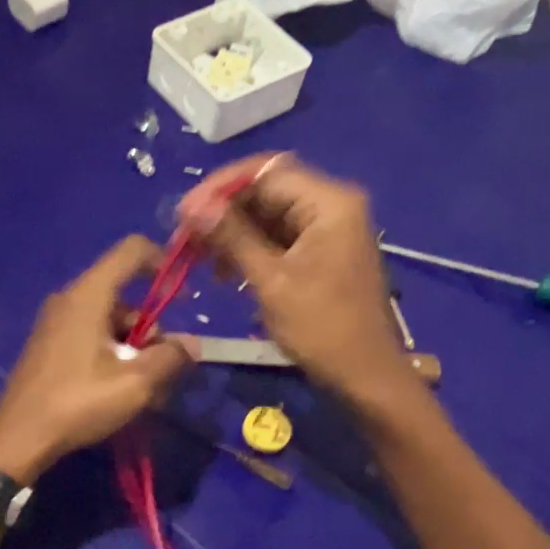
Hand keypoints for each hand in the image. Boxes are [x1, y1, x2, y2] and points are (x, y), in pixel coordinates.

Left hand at [0, 236, 194, 481]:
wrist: (19, 437)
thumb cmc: (78, 402)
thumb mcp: (135, 383)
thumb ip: (170, 358)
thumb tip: (192, 345)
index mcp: (88, 295)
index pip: (131, 251)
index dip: (162, 261)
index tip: (183, 294)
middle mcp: (69, 299)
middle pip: (124, 296)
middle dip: (149, 328)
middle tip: (155, 368)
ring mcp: (55, 322)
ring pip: (108, 320)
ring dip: (131, 347)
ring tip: (137, 388)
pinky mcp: (48, 345)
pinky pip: (89, 335)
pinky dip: (109, 353)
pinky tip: (114, 388)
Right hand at [179, 153, 407, 399]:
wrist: (366, 376)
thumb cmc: (322, 329)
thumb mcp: (271, 282)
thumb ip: (232, 237)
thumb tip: (192, 206)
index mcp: (329, 202)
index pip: (264, 172)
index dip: (218, 188)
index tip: (183, 214)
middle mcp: (333, 204)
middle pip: (267, 190)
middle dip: (224, 212)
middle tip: (185, 240)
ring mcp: (331, 229)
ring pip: (270, 215)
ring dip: (233, 232)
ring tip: (201, 260)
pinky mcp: (324, 253)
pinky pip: (281, 237)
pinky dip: (252, 249)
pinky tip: (227, 272)